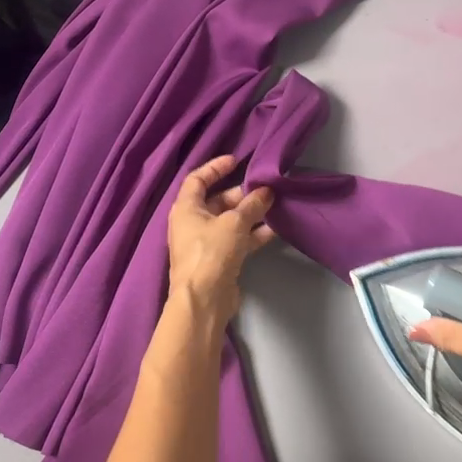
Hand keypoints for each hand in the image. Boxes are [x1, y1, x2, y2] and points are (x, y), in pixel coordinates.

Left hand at [167, 155, 274, 325]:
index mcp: (186, 208)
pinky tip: (274, 229)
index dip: (215, 167)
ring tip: (275, 206)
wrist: (204, 300)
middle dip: (242, 193)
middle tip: (265, 188)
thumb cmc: (211, 252)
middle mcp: (193, 223)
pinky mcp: (220, 260)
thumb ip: (252, 204)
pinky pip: (238, 239)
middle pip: (218, 200)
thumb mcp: (234, 222)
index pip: (197, 179)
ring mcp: (206, 243)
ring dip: (252, 213)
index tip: (237, 161)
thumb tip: (267, 191)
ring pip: (231, 220)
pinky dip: (254, 233)